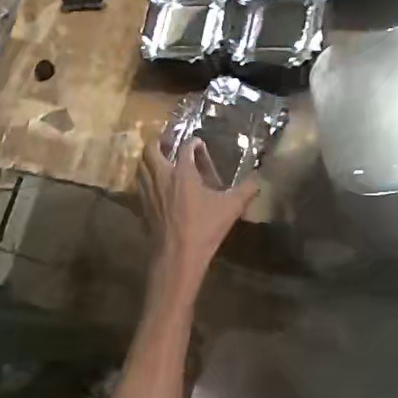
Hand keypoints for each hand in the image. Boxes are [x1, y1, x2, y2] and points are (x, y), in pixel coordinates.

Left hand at [137, 137, 259, 277]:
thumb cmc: (204, 228)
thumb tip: (258, 181)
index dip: (193, 143)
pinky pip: (139, 184)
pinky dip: (145, 177)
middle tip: (169, 143)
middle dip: (159, 142)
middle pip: (151, 149)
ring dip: (149, 158)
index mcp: (182, 173)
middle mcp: (161, 177)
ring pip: (141, 165)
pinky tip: (154, 184)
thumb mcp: (231, 208)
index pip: (185, 148)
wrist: (177, 255)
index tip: (198, 144)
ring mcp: (148, 191)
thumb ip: (246, 191)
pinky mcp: (142, 206)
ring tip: (159, 160)